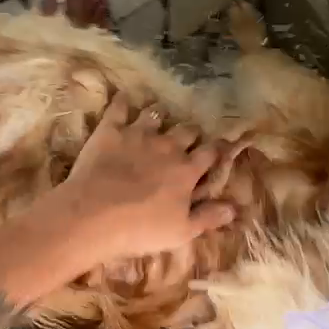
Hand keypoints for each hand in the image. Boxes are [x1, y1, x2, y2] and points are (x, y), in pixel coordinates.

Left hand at [37, 98, 235, 272]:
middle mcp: (167, 146)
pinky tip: (124, 97)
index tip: (219, 148)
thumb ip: (208, 217)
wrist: (94, 215)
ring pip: (156, 114)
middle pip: (186, 130)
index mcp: (187, 170)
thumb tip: (234, 207)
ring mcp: (138, 134)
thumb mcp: (181, 231)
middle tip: (188, 138)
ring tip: (159, 116)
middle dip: (190, 132)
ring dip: (160, 115)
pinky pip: (119, 107)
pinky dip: (123, 101)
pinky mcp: (111, 130)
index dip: (216, 149)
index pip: (210, 152)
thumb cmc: (141, 228)